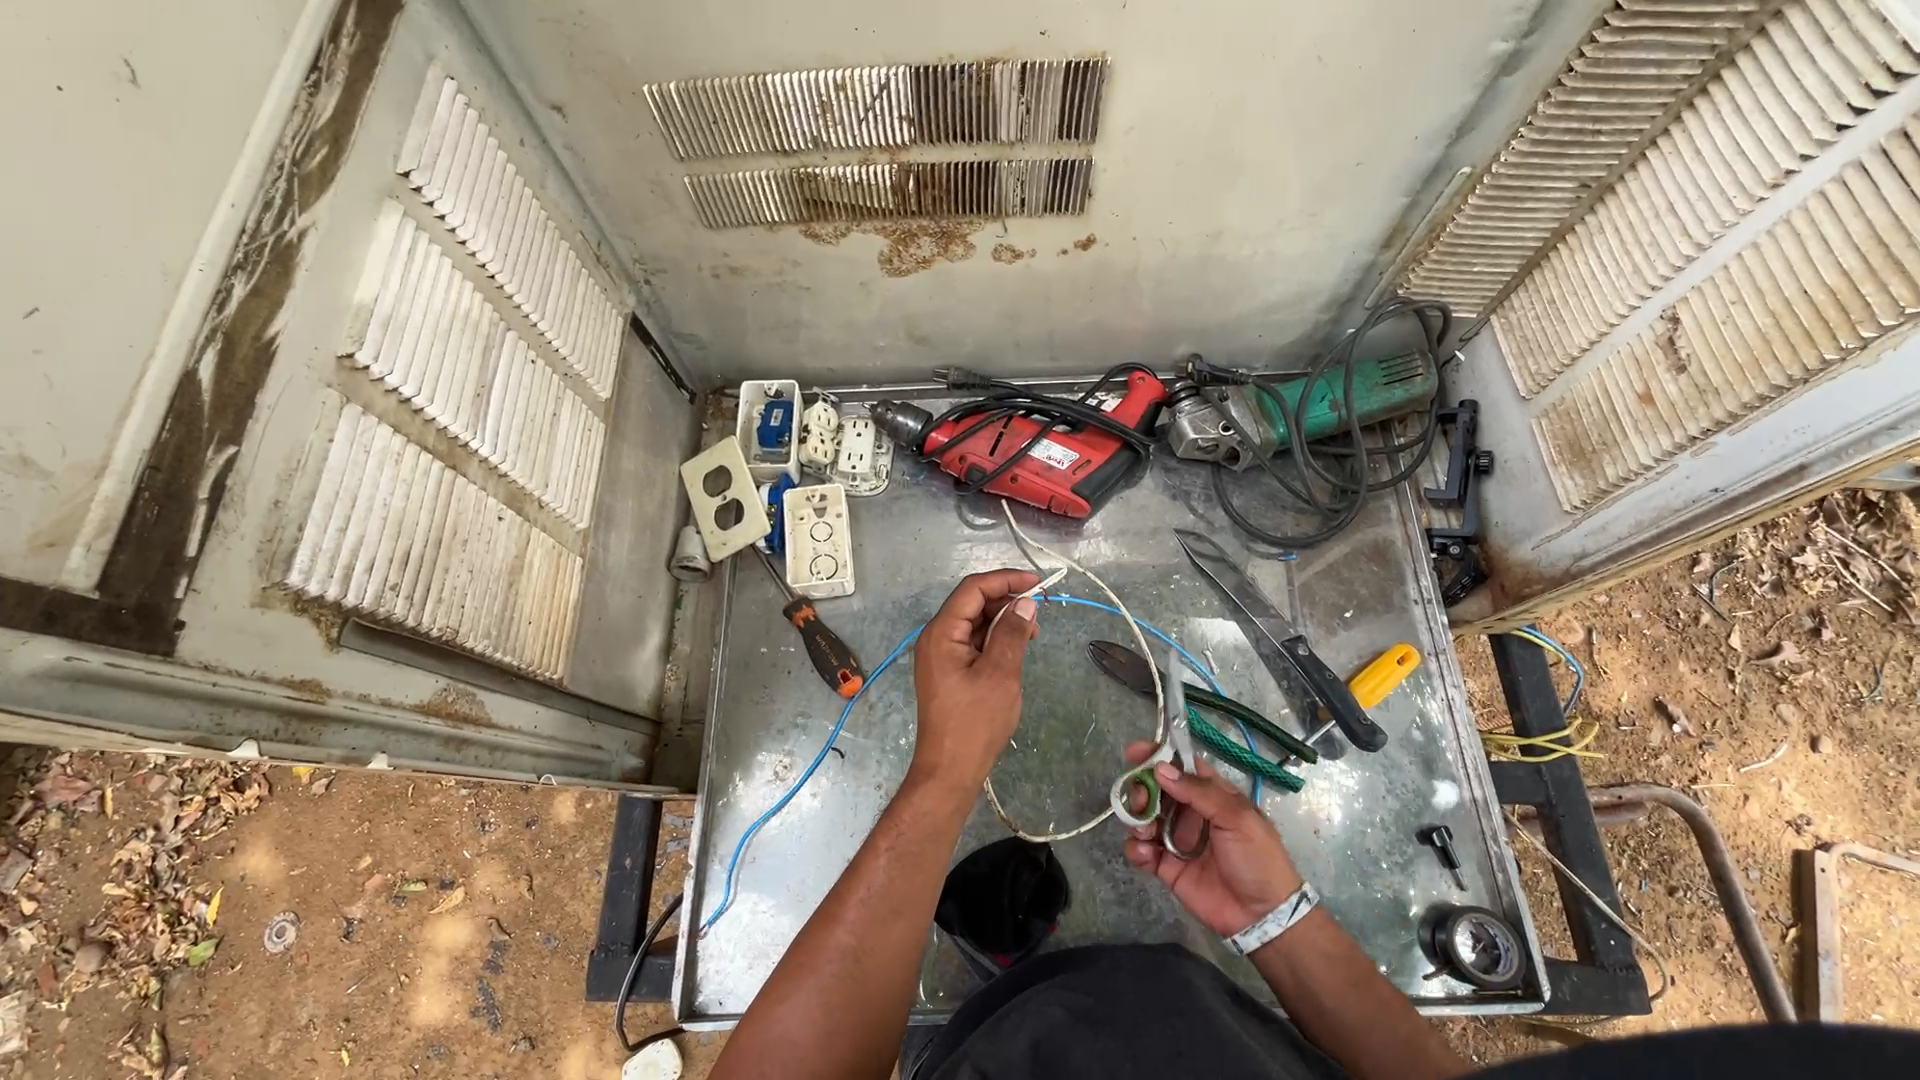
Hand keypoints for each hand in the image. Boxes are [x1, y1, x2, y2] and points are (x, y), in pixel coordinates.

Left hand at [908, 570, 1042, 793]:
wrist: (950, 769)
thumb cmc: (975, 722)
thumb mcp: (1000, 673)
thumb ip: (1012, 633)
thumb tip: (1025, 603)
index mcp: (941, 633)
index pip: (973, 589)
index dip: (1005, 580)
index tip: (1037, 584)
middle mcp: (935, 638)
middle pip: (972, 603)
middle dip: (1006, 602)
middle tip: (1039, 617)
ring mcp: (940, 655)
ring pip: (974, 623)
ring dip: (1003, 622)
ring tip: (1031, 636)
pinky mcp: (948, 671)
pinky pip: (972, 642)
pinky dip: (995, 640)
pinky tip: (1015, 651)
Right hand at [1122, 741, 1303, 936]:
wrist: (1261, 915)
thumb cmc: (1257, 858)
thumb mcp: (1237, 818)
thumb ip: (1198, 791)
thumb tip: (1161, 769)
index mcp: (1212, 795)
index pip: (1181, 767)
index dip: (1158, 757)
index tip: (1135, 752)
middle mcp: (1190, 813)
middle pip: (1156, 790)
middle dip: (1141, 789)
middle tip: (1141, 800)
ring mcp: (1176, 839)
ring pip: (1144, 817)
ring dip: (1136, 818)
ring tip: (1145, 831)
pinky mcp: (1166, 866)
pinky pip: (1141, 850)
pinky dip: (1136, 848)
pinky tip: (1146, 853)